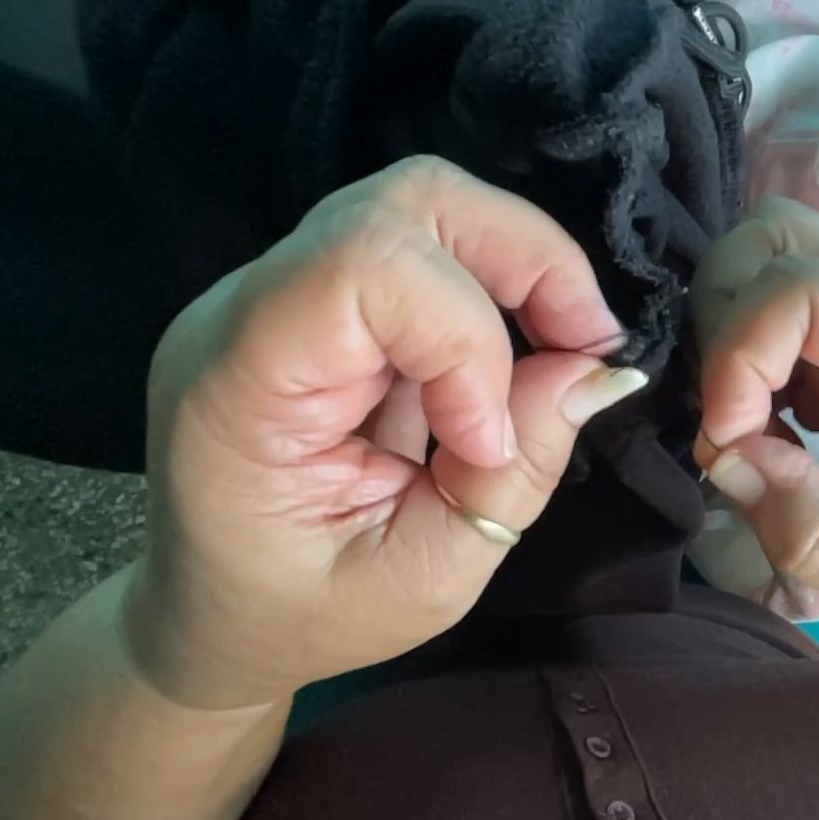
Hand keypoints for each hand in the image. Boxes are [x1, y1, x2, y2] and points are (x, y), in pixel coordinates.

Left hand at [123, 158, 646, 708]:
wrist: (219, 616)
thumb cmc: (308, 617)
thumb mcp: (426, 580)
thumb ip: (512, 477)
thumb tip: (599, 374)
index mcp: (242, 386)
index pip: (365, 267)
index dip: (468, 342)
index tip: (492, 444)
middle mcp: (252, 310)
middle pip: (409, 202)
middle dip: (529, 263)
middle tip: (589, 348)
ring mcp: (288, 296)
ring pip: (427, 209)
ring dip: (524, 268)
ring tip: (569, 347)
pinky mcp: (328, 306)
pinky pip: (431, 252)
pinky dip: (504, 288)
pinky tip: (525, 354)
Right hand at [690, 198, 818, 637]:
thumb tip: (722, 457)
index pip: (804, 288)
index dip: (741, 356)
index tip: (727, 444)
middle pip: (774, 246)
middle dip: (722, 330)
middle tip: (727, 426)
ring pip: (761, 274)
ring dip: (725, 349)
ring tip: (743, 434)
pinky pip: (766, 331)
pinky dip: (737, 377)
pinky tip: (761, 440)